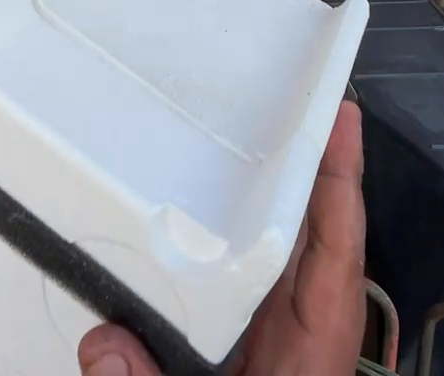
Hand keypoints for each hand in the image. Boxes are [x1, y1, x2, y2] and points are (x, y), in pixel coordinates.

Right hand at [78, 100, 366, 375]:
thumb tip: (101, 340)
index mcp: (308, 355)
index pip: (333, 255)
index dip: (340, 183)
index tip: (341, 119)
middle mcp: (297, 333)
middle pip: (311, 234)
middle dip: (304, 164)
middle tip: (284, 94)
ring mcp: (271, 335)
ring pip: (279, 249)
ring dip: (269, 189)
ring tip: (245, 126)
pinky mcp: (243, 341)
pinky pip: (243, 271)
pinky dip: (231, 229)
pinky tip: (199, 201)